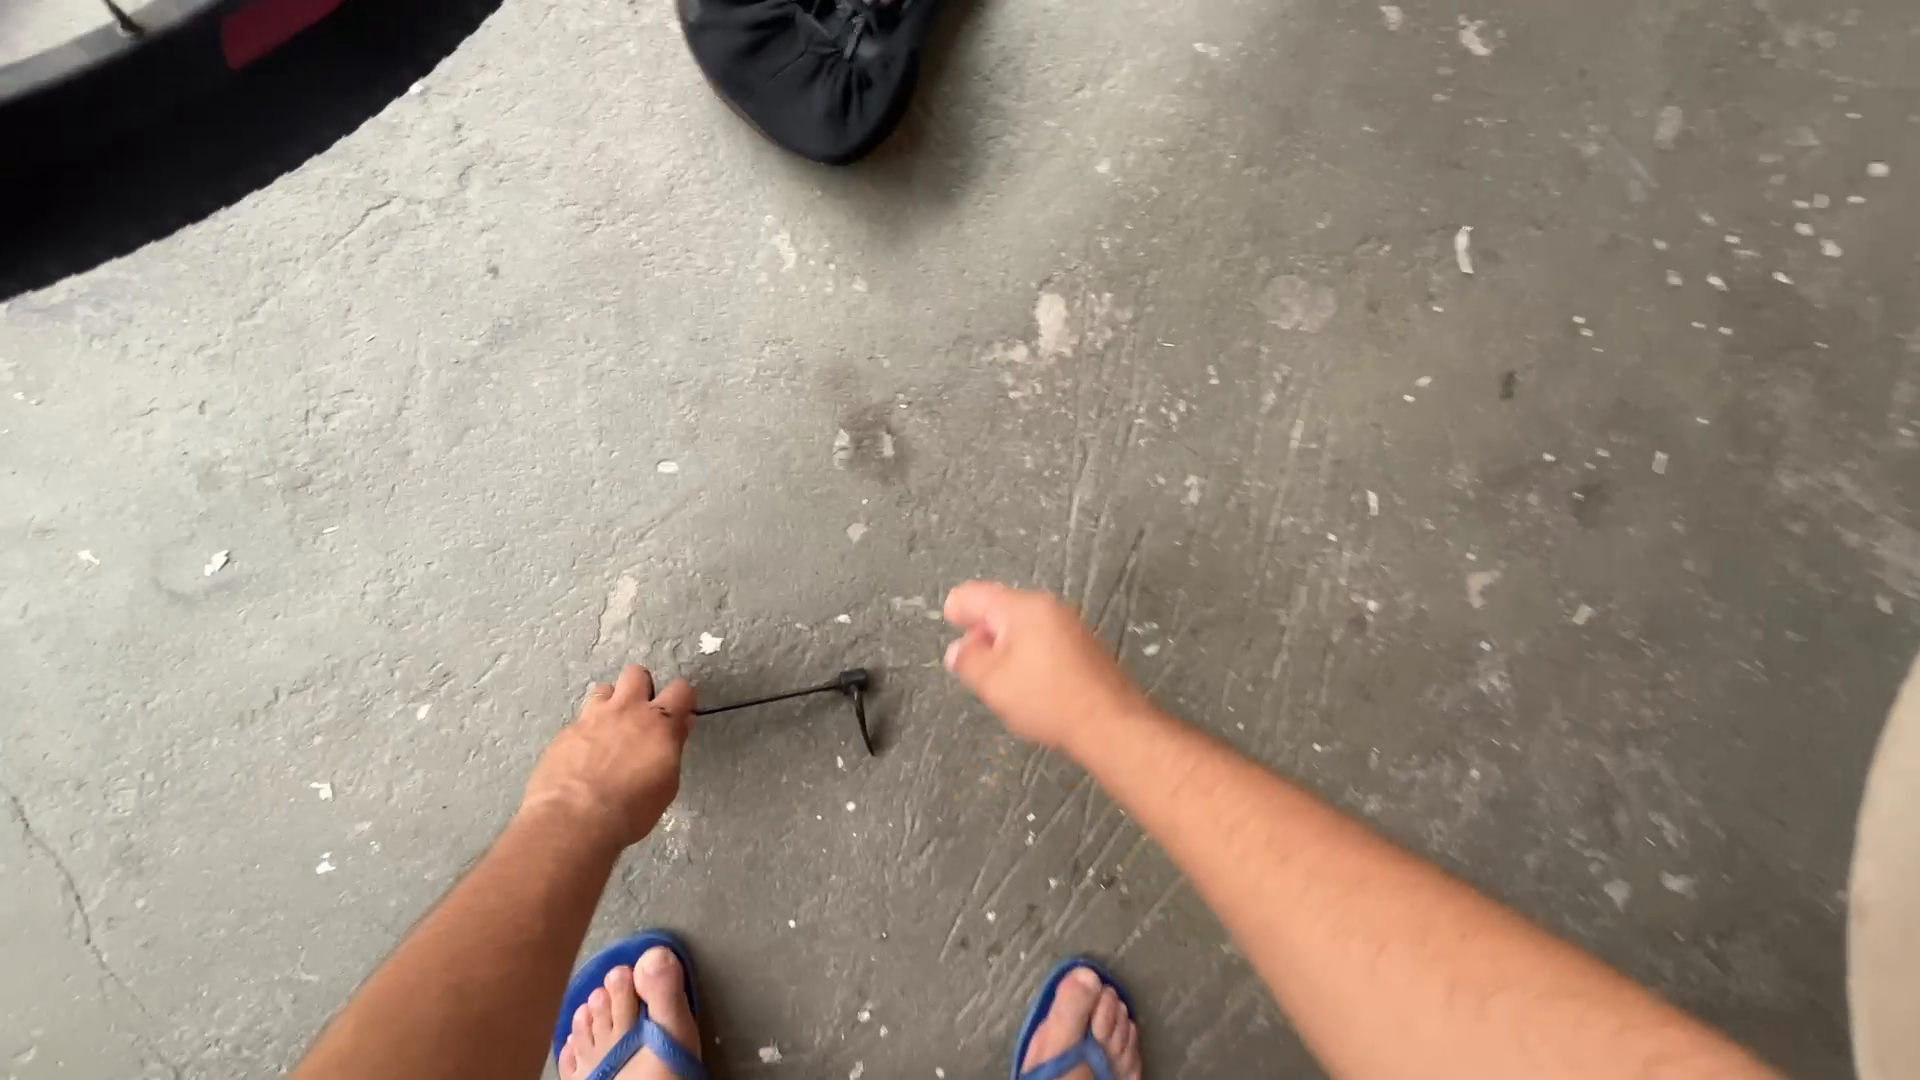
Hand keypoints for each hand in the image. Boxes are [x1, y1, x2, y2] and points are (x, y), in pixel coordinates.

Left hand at [520, 665, 695, 848]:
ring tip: (608, 729)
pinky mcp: (565, 733)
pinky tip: (583, 756)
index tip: (679, 713)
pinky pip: (579, 720)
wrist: (573, 820)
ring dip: (609, 704)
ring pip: (603, 689)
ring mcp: (592, 718)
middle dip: (641, 687)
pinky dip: (586, 731)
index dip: (682, 698)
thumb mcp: (667, 783)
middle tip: (640, 713)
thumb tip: (678, 728)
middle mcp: (626, 711)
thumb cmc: (631, 809)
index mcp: (659, 722)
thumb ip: (672, 748)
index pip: (681, 689)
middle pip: (636, 674)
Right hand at [943, 581, 1153, 754]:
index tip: (950, 626)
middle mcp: (1048, 608)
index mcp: (1022, 608)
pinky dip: (1027, 654)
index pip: (975, 594)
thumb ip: (967, 661)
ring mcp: (1069, 625)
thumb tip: (957, 650)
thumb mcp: (992, 682)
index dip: (956, 609)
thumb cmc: (1048, 699)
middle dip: (981, 633)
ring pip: (1023, 626)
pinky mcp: (1082, 646)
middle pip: (1000, 609)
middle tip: (971, 664)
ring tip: (998, 680)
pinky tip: (1027, 684)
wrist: (1109, 724)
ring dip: (1004, 646)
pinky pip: (1043, 640)